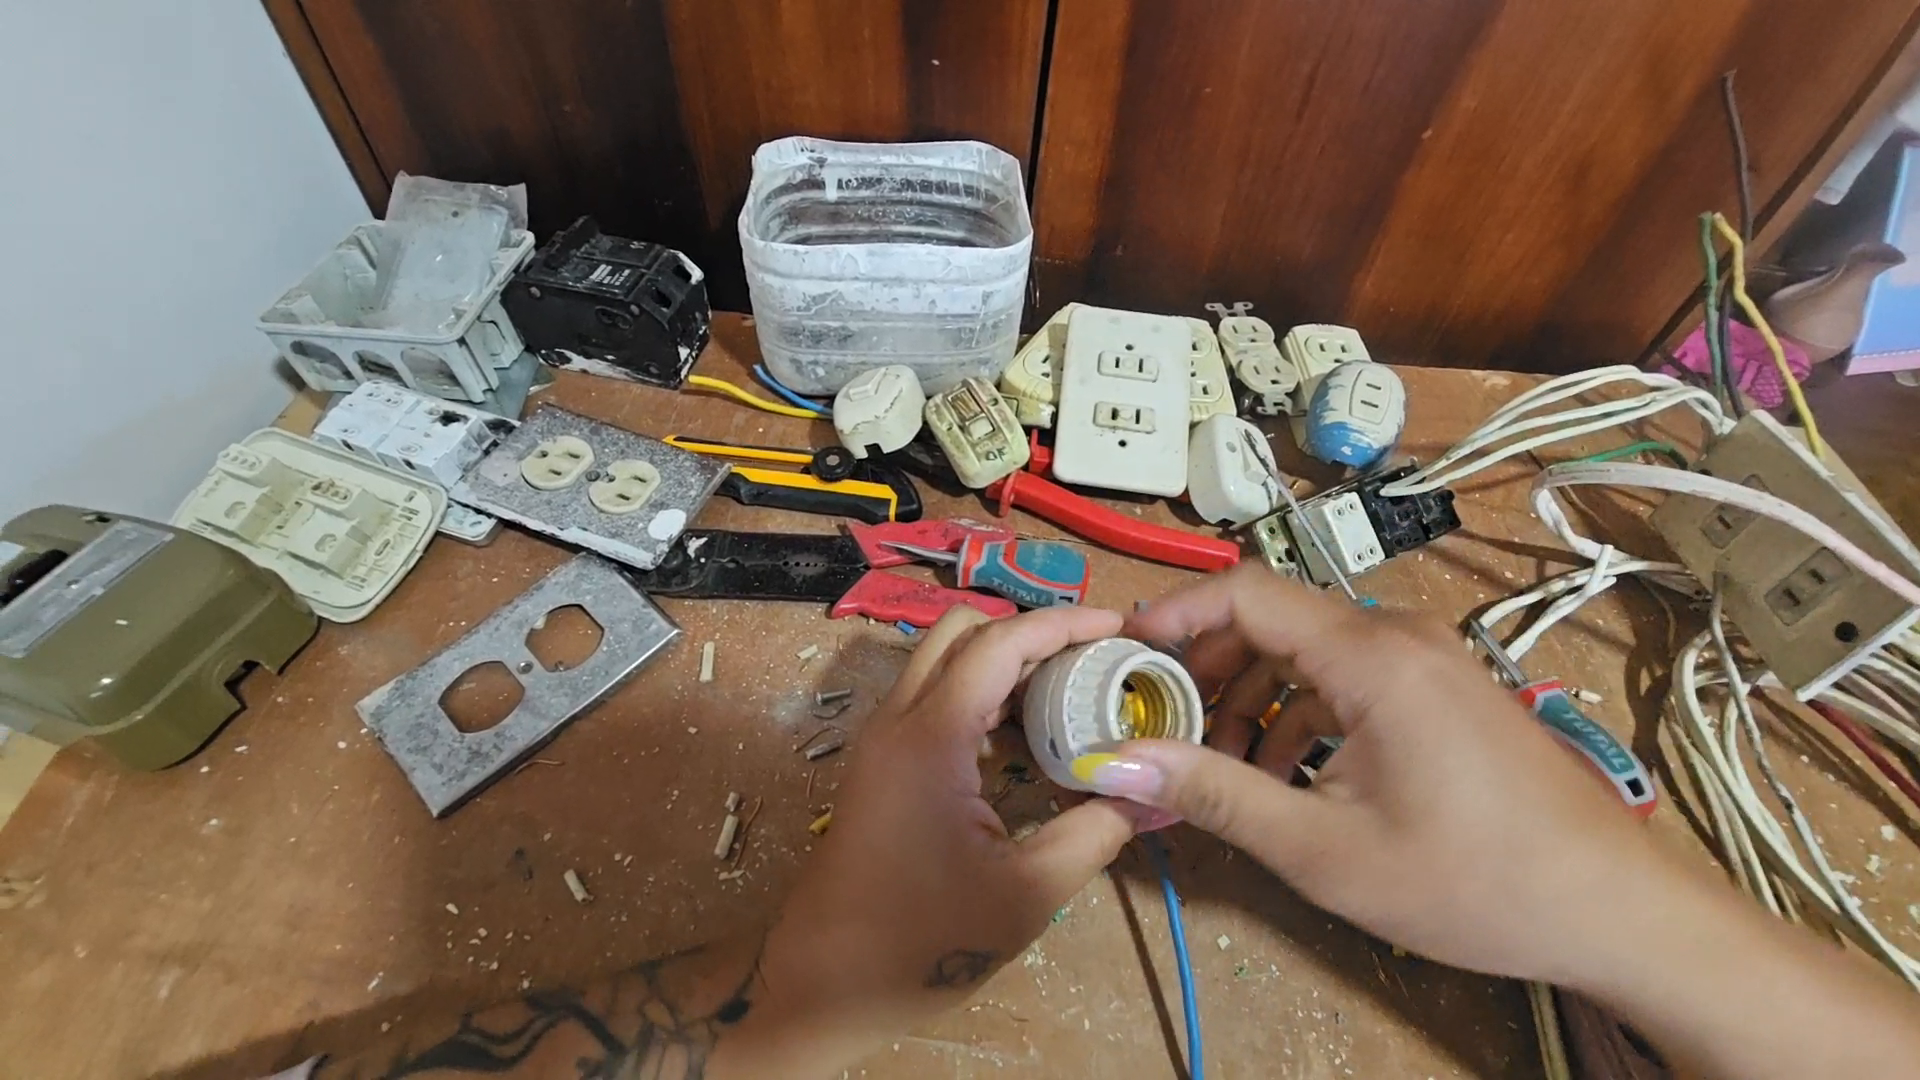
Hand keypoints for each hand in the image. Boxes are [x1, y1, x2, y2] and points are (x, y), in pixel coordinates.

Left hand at [757, 605, 1163, 1049]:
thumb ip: (1093, 833)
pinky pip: (935, 696)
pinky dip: (981, 692)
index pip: (999, 644)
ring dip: (1003, 661)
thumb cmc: (921, 940)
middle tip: (1087, 658)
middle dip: (1028, 631)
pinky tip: (1023, 734)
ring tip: (1065, 689)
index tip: (1115, 625)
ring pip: (944, 660)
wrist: (824, 981)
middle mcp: (900, 718)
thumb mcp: (1025, 894)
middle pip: (962, 632)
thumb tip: (1151, 796)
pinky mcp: (883, 759)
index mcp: (931, 735)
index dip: (1061, 624)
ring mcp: (884, 736)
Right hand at [1083, 564, 1678, 986]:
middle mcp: (1394, 636)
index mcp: (1371, 655)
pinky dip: (1292, 711)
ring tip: (1221, 763)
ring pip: (1300, 650)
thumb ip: (1215, 794)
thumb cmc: (1475, 881)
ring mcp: (1420, 658)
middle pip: (1268, 620)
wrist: (1625, 915)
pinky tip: (1282, 772)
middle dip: (1204, 667)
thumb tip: (1119, 764)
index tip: (1126, 653)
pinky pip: (1339, 676)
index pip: (1245, 592)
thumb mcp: (1324, 848)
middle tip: (1164, 723)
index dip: (1174, 612)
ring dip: (1247, 696)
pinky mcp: (1432, 687)